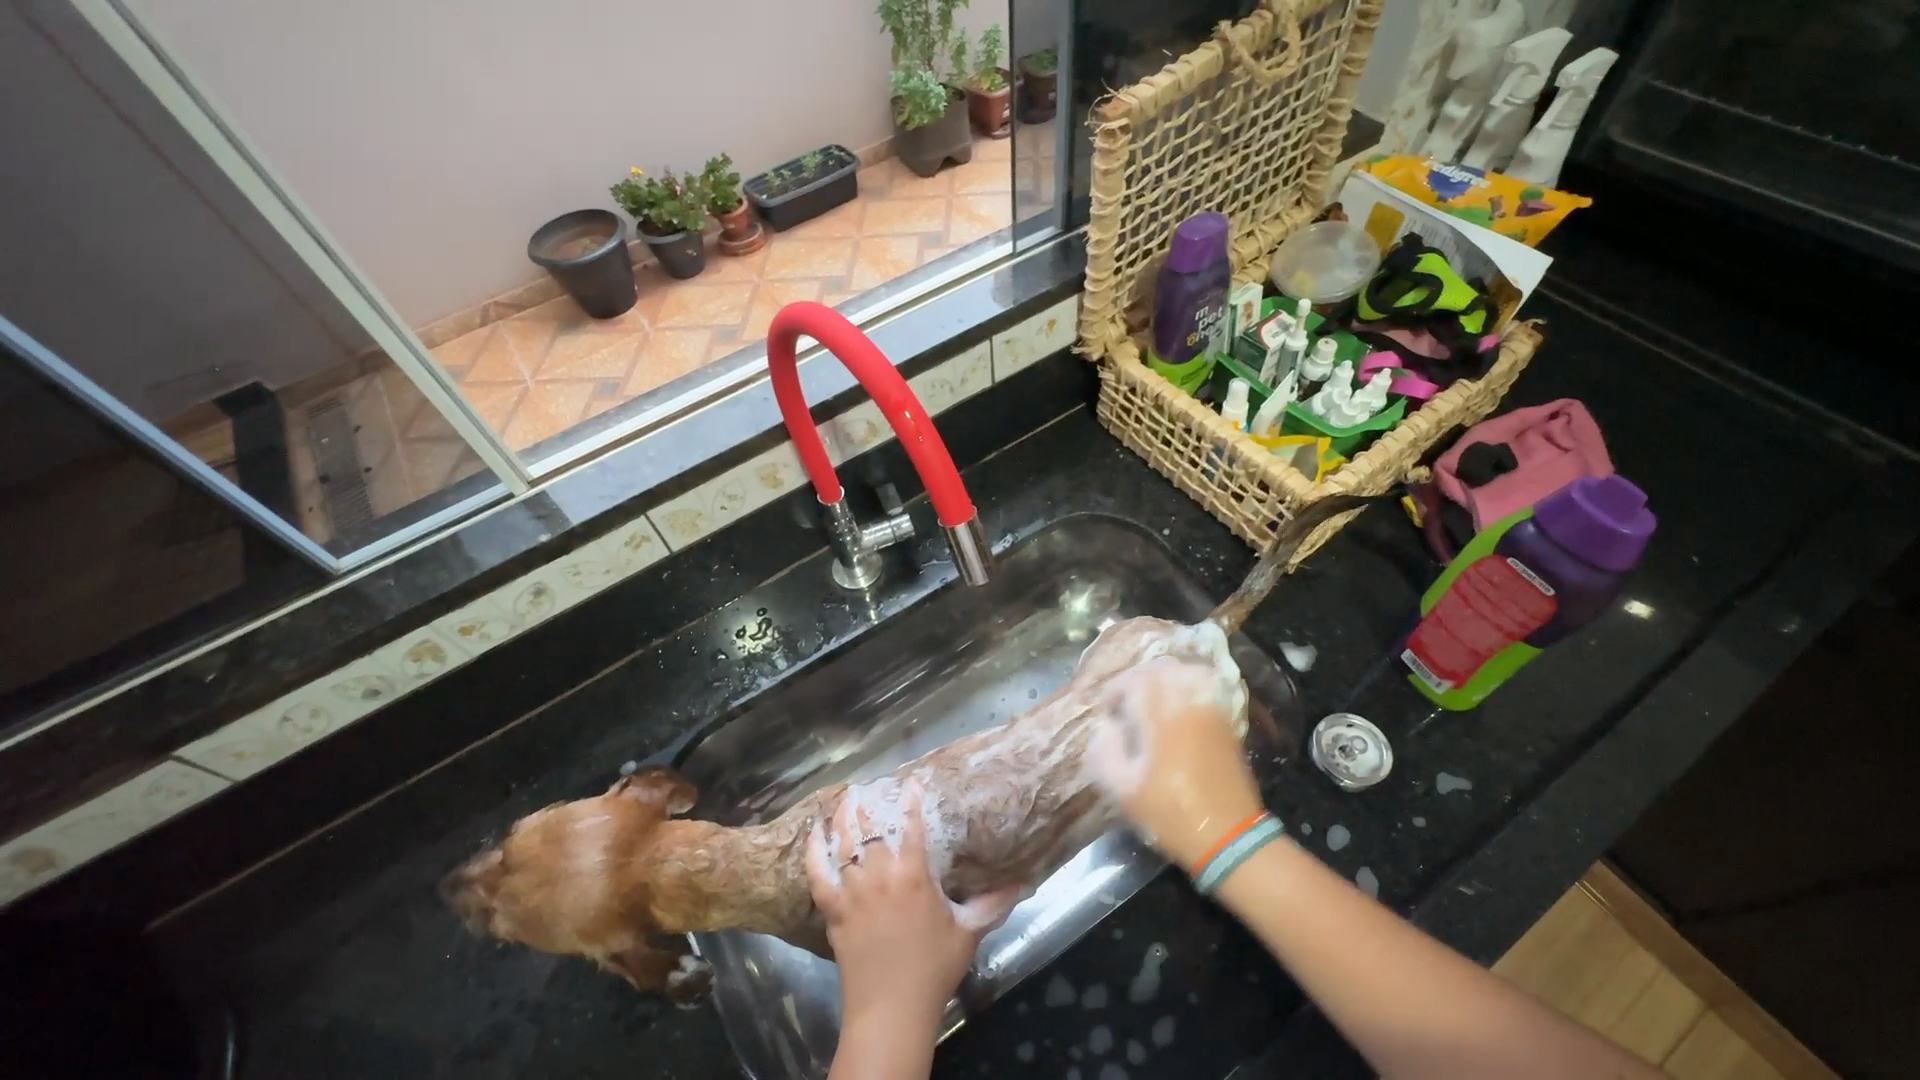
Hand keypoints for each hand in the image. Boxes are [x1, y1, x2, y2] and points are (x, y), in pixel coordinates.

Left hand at [804, 781, 1020, 1030]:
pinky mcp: (833, 910)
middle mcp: (881, 875)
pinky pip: (818, 874)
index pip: (912, 826)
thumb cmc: (933, 970)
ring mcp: (853, 892)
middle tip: (869, 787)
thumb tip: (1023, 883)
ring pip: (843, 844)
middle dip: (868, 803)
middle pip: (871, 828)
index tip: (911, 782)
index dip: (911, 800)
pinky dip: (813, 852)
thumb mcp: (969, 933)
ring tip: (844, 798)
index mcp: (915, 876)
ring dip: (843, 818)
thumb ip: (993, 904)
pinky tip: (814, 835)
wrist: (892, 1009)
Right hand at [1088, 657, 1263, 869]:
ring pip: (1188, 673)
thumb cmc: (1171, 815)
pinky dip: (1189, 688)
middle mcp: (1188, 706)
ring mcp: (1212, 714)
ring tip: (1153, 699)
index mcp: (1160, 719)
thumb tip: (1105, 729)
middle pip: (1162, 669)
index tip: (1108, 708)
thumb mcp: (1124, 792)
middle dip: (1138, 679)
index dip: (1115, 688)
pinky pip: (1208, 689)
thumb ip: (1104, 753)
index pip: (1135, 681)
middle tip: (1126, 700)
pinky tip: (1179, 709)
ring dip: (1165, 679)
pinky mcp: (1227, 726)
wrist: (1229, 837)